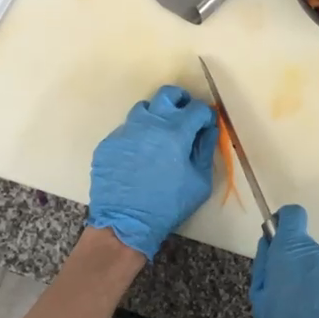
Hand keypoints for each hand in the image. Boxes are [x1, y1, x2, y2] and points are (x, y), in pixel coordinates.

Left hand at [86, 85, 217, 259]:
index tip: (205, 124)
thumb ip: (206, 150)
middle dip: (180, 100)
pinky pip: (127, 130)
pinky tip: (138, 157)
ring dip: (156, 116)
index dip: (205, 115)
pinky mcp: (109, 142)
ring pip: (144, 109)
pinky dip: (137, 137)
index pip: (196, 108)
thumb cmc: (168, 205)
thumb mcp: (199, 182)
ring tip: (159, 136)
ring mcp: (126, 130)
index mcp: (175, 131)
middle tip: (184, 115)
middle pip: (167, 94)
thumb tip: (209, 130)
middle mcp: (149, 122)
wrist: (125, 223)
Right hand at [250, 205, 318, 317]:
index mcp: (292, 251)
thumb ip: (264, 271)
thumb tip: (268, 249)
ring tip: (301, 317)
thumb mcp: (261, 305)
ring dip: (306, 283)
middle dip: (290, 265)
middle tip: (282, 297)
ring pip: (315, 268)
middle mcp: (317, 255)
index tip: (274, 247)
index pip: (291, 216)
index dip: (281, 225)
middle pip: (300, 248)